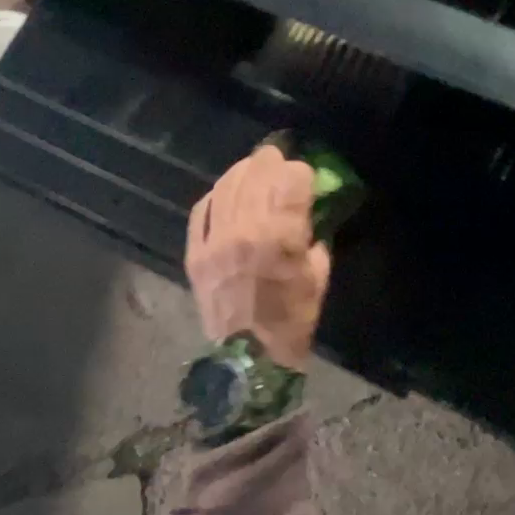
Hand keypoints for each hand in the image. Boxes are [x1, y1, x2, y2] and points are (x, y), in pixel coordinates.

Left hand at [186, 144, 331, 369]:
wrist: (249, 358)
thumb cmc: (293, 319)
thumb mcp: (319, 276)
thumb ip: (315, 239)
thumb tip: (310, 216)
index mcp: (281, 237)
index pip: (291, 181)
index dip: (300, 172)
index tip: (306, 175)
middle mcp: (245, 230)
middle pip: (256, 176)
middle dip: (270, 162)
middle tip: (277, 156)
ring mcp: (215, 240)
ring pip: (226, 187)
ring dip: (242, 171)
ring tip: (253, 166)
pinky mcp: (195, 253)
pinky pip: (202, 211)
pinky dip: (215, 195)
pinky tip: (225, 190)